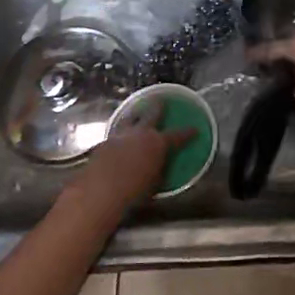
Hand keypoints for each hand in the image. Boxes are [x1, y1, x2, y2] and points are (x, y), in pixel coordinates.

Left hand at [80, 105, 195, 202]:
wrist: (100, 193)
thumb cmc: (134, 192)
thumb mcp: (156, 183)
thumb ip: (160, 169)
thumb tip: (161, 165)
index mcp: (158, 143)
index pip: (178, 135)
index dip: (187, 133)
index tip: (195, 129)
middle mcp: (140, 134)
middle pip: (151, 115)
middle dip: (158, 108)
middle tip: (161, 101)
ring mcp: (119, 136)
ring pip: (129, 119)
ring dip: (135, 116)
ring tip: (136, 114)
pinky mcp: (103, 144)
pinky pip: (115, 134)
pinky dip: (120, 134)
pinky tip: (119, 139)